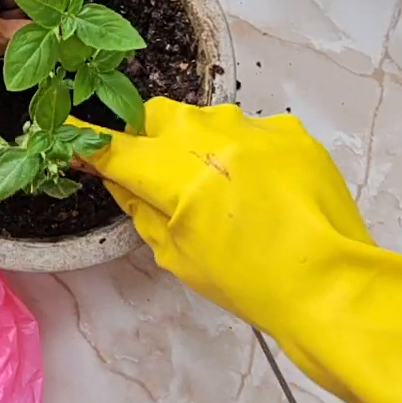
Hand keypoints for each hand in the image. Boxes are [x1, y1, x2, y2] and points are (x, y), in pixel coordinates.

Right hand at [78, 99, 369, 326]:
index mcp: (171, 166)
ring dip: (199, 144)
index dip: (85, 141)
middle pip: (155, 116)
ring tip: (223, 187)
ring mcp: (251, 126)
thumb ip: (139, 205)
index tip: (68, 136)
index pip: (109, 144)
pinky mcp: (289, 130)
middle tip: (160, 175)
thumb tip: (120, 177)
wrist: (333, 286)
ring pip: (204, 120)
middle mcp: (206, 131)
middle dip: (148, 138)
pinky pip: (250, 131)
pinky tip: (261, 187)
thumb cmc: (246, 280)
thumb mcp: (174, 253)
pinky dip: (244, 151)